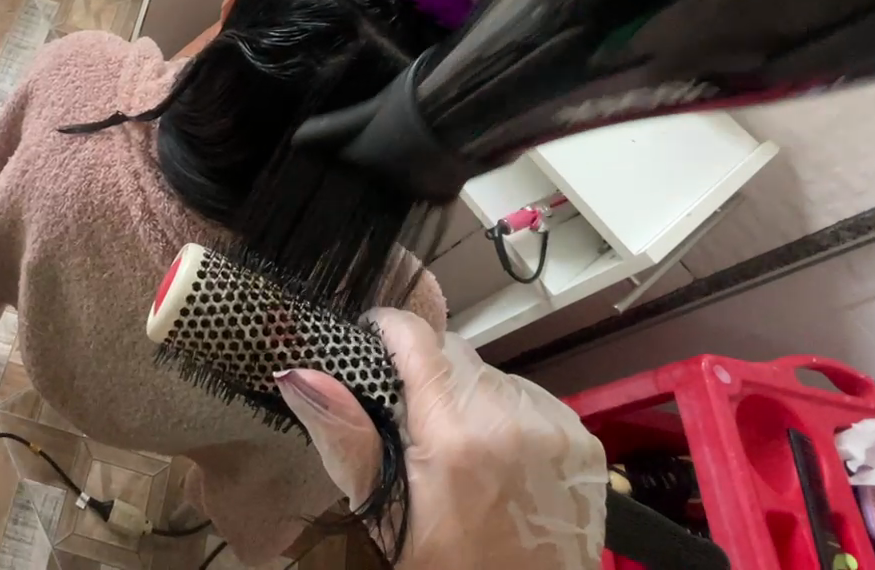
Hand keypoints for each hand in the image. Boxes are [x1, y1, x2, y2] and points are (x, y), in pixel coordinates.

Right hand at [275, 308, 607, 569]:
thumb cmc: (442, 567)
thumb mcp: (381, 513)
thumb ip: (342, 435)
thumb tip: (294, 372)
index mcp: (454, 433)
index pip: (415, 335)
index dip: (386, 328)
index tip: (370, 342)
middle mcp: (508, 415)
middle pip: (451, 349)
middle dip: (425, 369)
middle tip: (414, 421)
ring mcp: (551, 424)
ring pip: (487, 370)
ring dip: (465, 390)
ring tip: (458, 443)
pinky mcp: (580, 436)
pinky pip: (526, 393)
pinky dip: (505, 409)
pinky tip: (499, 453)